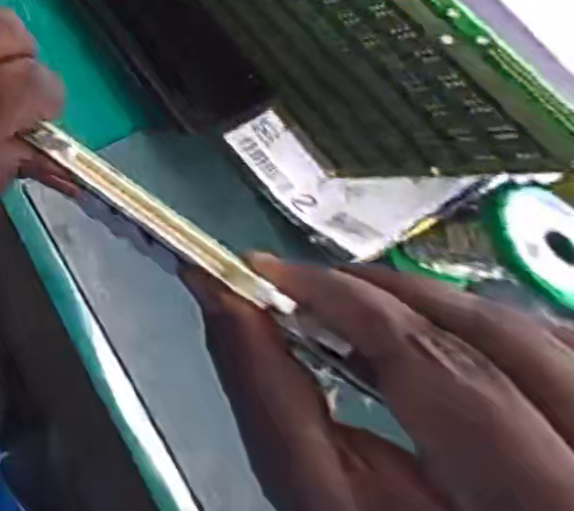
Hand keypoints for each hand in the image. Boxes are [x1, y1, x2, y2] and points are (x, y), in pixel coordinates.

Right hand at [190, 255, 573, 510]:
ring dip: (461, 311)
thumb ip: (266, 388)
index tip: (267, 268)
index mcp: (526, 501)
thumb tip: (217, 288)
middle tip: (317, 287)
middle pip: (512, 343)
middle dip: (397, 293)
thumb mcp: (314, 492)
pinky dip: (522, 339)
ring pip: (563, 343)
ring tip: (384, 314)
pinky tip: (466, 347)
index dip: (342, 297)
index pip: (436, 361)